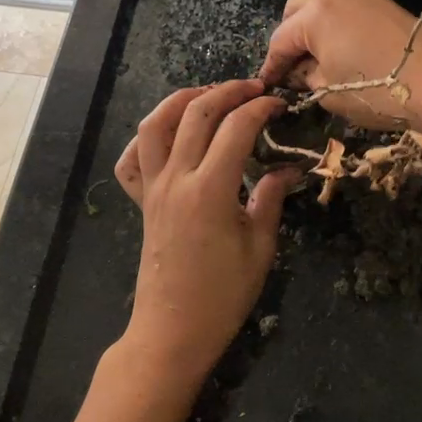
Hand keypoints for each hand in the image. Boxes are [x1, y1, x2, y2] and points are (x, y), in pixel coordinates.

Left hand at [112, 80, 297, 385]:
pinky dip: (147, 137)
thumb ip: (271, 199)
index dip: (261, 108)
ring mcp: (153, 188)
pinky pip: (131, 159)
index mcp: (210, 190)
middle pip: (196, 112)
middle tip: (254, 89)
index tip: (280, 104)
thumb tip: (290, 167)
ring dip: (183, 99)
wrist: (172, 332)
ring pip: (156, 124)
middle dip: (228, 91)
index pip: (236, 127)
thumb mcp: (260, 247)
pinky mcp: (142, 201)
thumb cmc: (222, 296)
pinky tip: (170, 134)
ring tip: (210, 94)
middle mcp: (176, 180)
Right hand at [258, 0, 421, 137]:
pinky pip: (344, 8)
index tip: (268, 85)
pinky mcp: (381, 0)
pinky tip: (343, 50)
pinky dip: (335, 25)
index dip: (272, 66)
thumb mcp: (331, 93)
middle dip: (289, 39)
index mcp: (314, 15)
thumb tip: (298, 72)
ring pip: (321, 6)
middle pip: (296, 12)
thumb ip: (306, 78)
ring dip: (312, 29)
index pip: (279, 40)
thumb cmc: (379, 92)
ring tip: (318, 61)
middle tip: (294, 70)